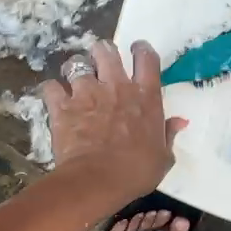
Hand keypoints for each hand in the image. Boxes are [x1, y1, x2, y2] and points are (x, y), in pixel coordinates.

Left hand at [39, 39, 186, 196]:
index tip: (138, 51)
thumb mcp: (163, 156)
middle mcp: (117, 86)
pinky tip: (56, 98)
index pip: (147, 58)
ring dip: (76, 69)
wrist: (97, 181)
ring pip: (76, 63)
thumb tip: (180, 121)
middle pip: (107, 51)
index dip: (142, 49)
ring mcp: (87, 93)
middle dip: (103, 52)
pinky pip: (51, 87)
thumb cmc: (137, 170)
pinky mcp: (61, 106)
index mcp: (146, 96)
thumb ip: (169, 134)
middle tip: (102, 62)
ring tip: (76, 78)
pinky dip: (53, 90)